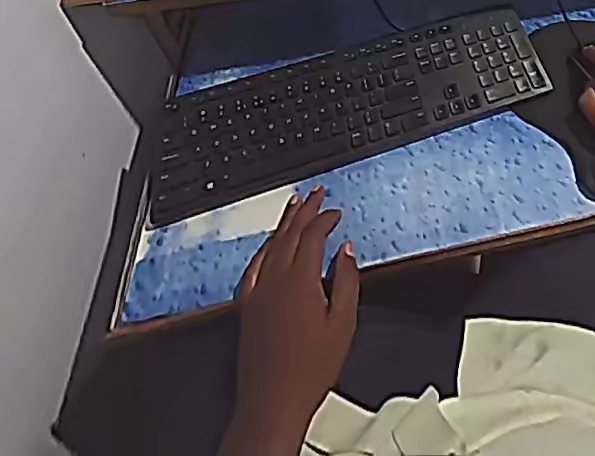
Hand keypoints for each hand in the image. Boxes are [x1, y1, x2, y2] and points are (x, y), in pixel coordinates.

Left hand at [221, 186, 358, 455]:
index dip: (325, 218)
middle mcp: (275, 279)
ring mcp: (259, 289)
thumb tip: (346, 252)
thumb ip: (346, 282)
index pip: (312, 235)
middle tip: (316, 193)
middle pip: (290, 232)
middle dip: (305, 209)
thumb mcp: (342, 325)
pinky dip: (266, 246)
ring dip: (285, 221)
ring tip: (294, 205)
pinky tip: (270, 243)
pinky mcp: (248, 303)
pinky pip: (256, 262)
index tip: (336, 212)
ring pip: (272, 243)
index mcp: (300, 281)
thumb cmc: (309, 370)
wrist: (272, 401)